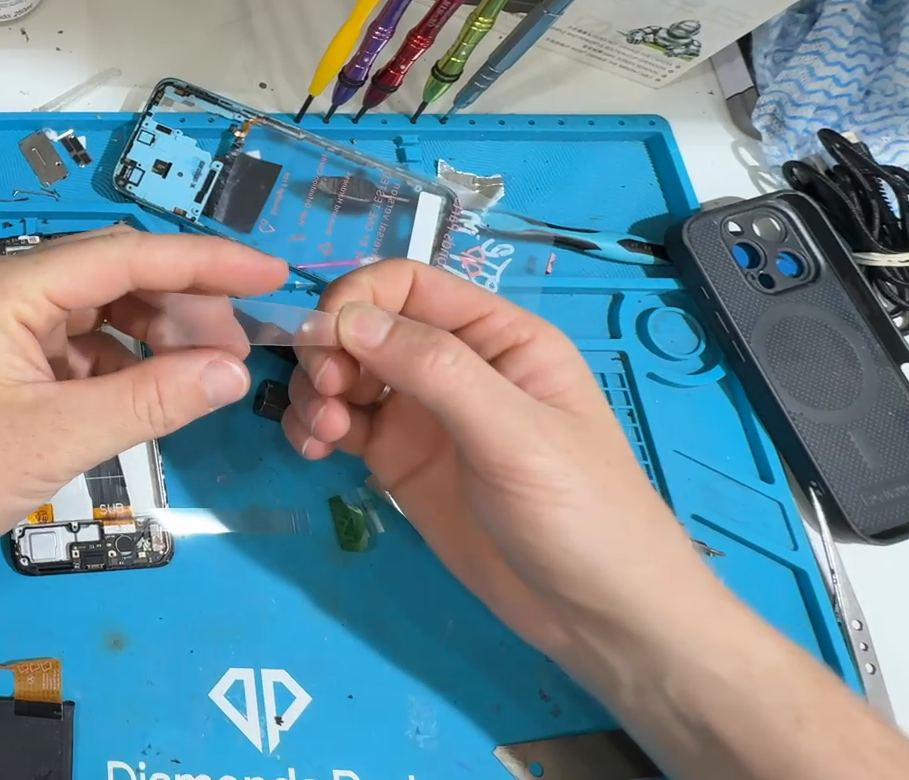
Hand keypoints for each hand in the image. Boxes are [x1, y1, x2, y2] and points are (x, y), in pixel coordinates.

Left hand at [0, 226, 287, 567]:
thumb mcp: (62, 436)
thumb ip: (152, 400)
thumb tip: (235, 372)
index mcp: (14, 287)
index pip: (125, 255)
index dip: (204, 262)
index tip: (270, 271)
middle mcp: (15, 287)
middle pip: (119, 273)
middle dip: (185, 301)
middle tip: (243, 343)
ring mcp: (16, 319)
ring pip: (109, 306)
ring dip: (161, 331)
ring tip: (209, 369)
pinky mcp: (20, 352)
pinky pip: (90, 340)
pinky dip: (130, 359)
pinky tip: (160, 386)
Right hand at [281, 260, 713, 666]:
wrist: (598, 623)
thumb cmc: (582, 514)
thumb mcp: (514, 433)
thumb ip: (431, 367)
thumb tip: (343, 318)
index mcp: (493, 337)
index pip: (404, 284)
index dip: (354, 300)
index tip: (321, 341)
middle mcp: (448, 363)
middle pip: (358, 325)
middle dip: (327, 352)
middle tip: (324, 395)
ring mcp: (416, 410)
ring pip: (338, 371)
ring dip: (312, 392)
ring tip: (320, 434)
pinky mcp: (392, 453)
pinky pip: (334, 419)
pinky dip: (310, 425)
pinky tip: (312, 450)